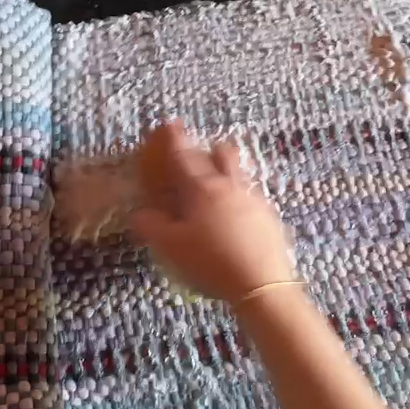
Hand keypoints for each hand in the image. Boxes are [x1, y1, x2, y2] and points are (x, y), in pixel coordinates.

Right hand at [127, 120, 296, 302]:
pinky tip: (238, 217)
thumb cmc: (210, 262)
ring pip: (239, 173)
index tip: (170, 123)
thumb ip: (152, 226)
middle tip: (199, 155)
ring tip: (218, 186)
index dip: (175, 138)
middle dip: (208, 149)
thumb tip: (139, 212)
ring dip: (227, 171)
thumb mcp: (171, 247)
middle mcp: (228, 186)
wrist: (262, 285)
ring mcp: (253, 199)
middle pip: (221, 154)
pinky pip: (252, 197)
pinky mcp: (270, 217)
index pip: (183, 156)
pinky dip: (241, 199)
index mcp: (201, 189)